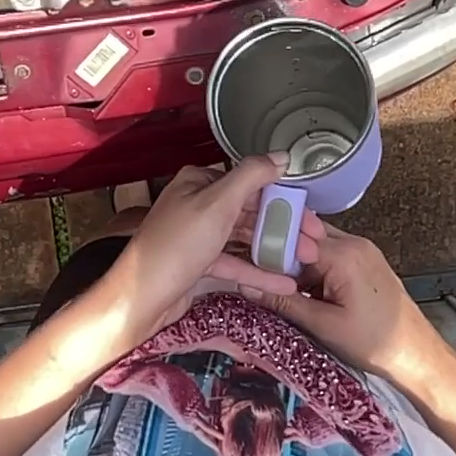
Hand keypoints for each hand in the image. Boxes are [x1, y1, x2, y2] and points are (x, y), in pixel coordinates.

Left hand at [99, 157, 322, 341]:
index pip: (250, 183)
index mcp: (199, 182)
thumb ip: (251, 176)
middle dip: (284, 227)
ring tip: (306, 261)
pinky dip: (258, 272)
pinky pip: (235, 264)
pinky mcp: (199, 263)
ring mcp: (198, 235)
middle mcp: (198, 204)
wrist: (140, 298)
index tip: (310, 216)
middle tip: (315, 243)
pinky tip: (284, 283)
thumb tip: (281, 156)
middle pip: (251, 211)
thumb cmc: (175, 246)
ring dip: (276, 249)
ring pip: (245, 238)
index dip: (284, 198)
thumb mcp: (217, 204)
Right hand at [247, 224, 448, 389]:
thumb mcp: (323, 325)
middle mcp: (354, 243)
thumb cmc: (374, 343)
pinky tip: (308, 290)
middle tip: (260, 275)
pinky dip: (316, 267)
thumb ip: (284, 301)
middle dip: (283, 254)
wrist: (418, 356)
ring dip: (299, 262)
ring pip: (318, 244)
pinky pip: (332, 253)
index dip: (269, 252)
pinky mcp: (367, 260)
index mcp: (344, 255)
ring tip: (283, 286)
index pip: (294, 240)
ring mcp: (363, 250)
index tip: (249, 265)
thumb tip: (247, 284)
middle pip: (305, 235)